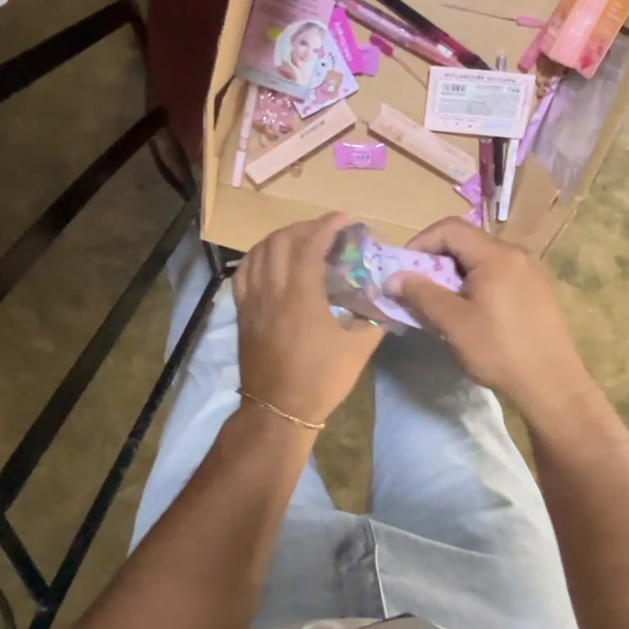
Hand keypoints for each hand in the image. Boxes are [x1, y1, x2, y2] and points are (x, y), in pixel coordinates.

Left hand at [234, 212, 381, 425]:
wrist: (278, 410)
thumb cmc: (321, 379)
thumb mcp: (358, 349)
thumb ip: (374, 317)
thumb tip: (386, 296)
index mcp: (301, 296)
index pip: (310, 245)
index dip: (328, 225)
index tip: (347, 218)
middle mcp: (272, 291)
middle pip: (282, 241)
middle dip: (306, 227)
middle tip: (328, 230)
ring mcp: (252, 301)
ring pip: (259, 252)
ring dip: (281, 238)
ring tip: (301, 239)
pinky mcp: (242, 312)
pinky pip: (244, 272)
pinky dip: (259, 257)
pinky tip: (272, 260)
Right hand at [385, 217, 594, 414]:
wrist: (552, 384)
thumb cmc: (500, 350)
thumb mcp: (454, 323)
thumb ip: (422, 295)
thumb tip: (393, 278)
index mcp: (496, 255)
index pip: (450, 229)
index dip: (420, 243)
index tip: (404, 271)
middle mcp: (516, 254)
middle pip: (467, 242)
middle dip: (436, 262)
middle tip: (419, 291)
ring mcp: (530, 271)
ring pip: (482, 260)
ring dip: (455, 275)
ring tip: (442, 306)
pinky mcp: (537, 290)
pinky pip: (499, 274)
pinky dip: (476, 284)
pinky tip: (471, 313)